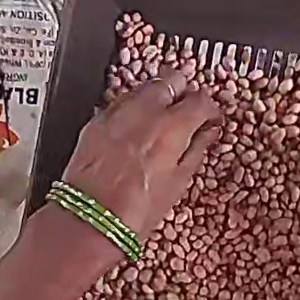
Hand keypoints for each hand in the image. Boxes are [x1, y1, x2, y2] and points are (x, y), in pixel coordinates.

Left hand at [60, 71, 219, 238]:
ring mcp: (118, 112)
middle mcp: (145, 111)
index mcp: (172, 126)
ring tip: (161, 122)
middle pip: (172, 80)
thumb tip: (207, 133)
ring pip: (145, 87)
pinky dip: (134, 110)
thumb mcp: (178, 182)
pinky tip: (136, 130)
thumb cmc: (135, 210)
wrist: (90, 220)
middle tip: (187, 112)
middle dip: (183, 92)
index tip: (209, 118)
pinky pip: (121, 103)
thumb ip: (196, 149)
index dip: (209, 108)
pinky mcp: (97, 120)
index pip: (201, 99)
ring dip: (158, 98)